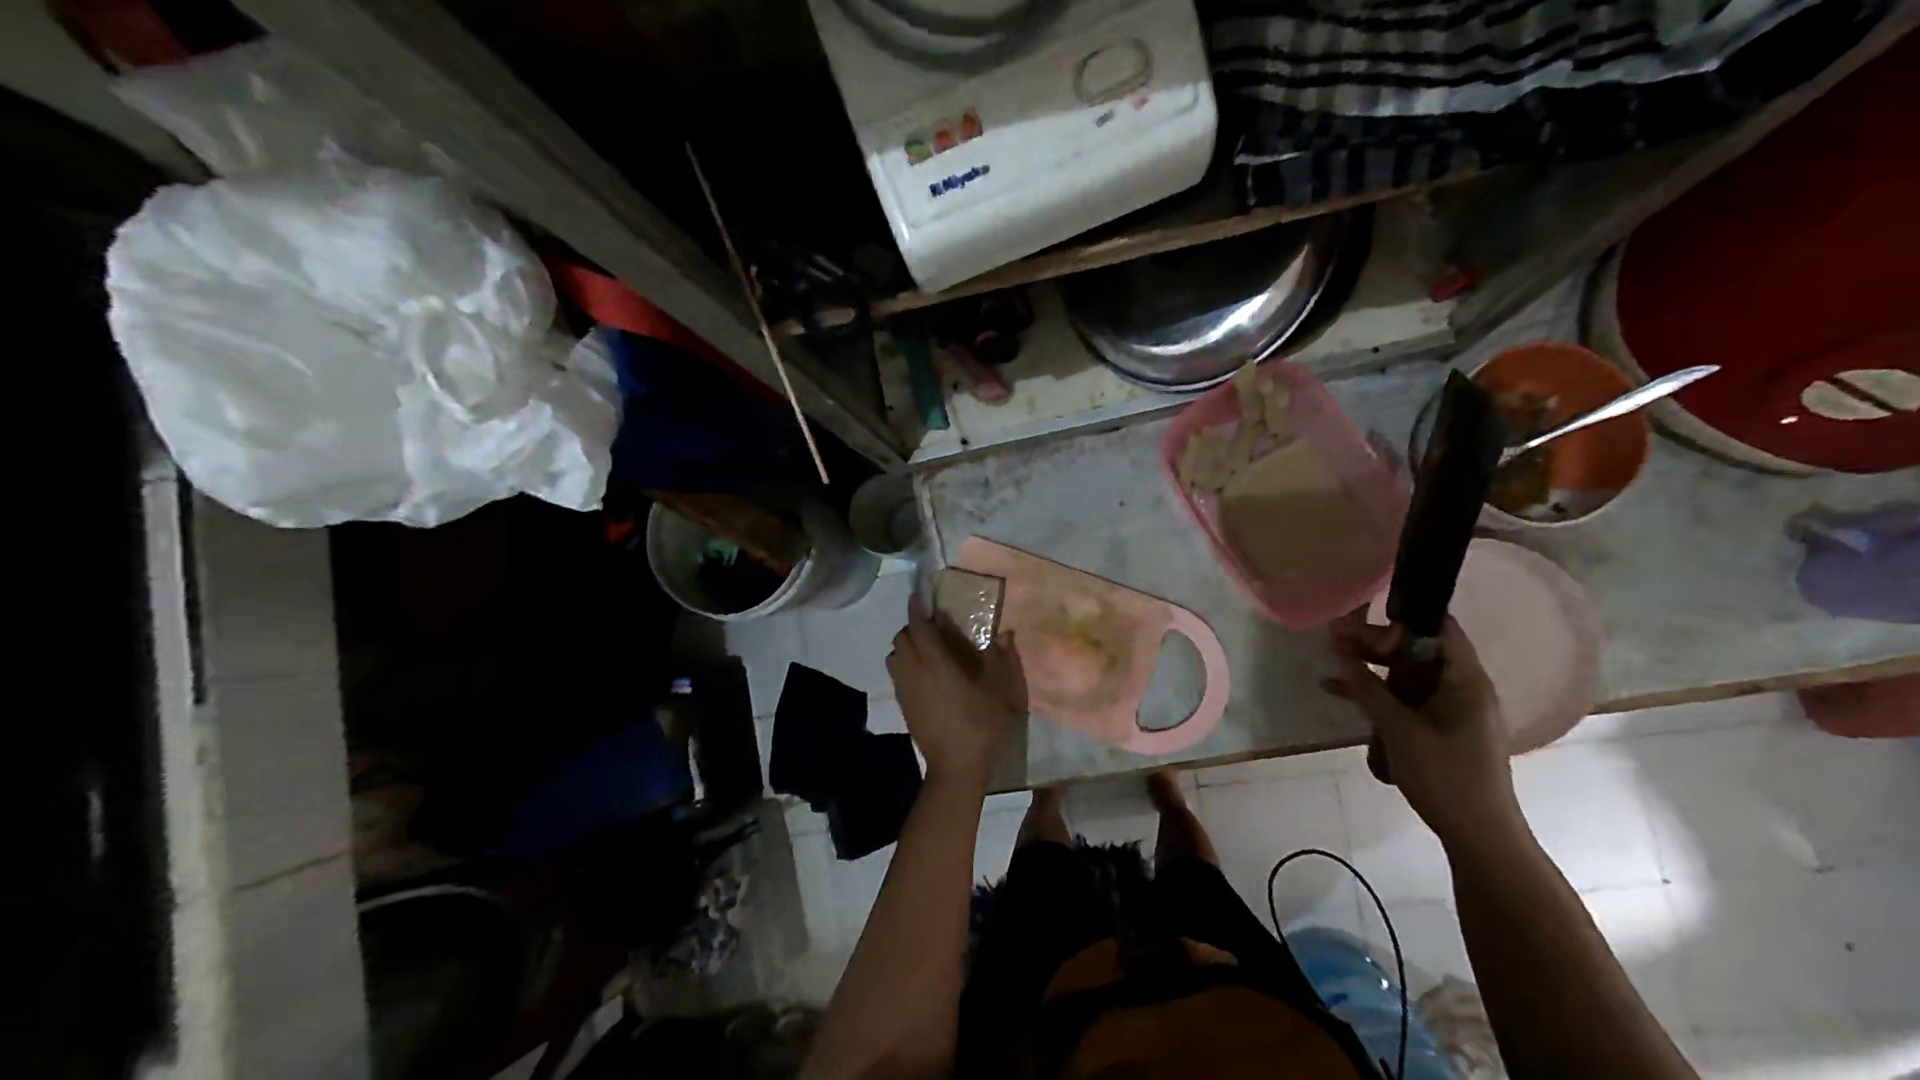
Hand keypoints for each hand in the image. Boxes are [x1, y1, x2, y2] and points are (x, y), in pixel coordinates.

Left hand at [887, 595, 1027, 786]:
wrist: (956, 766)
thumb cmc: (980, 724)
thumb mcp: (1001, 691)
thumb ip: (1002, 659)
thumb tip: (1004, 634)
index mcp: (935, 663)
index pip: (918, 627)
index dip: (916, 610)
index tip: (919, 597)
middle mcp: (914, 672)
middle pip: (901, 639)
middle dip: (912, 627)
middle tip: (930, 626)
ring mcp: (905, 690)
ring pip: (894, 657)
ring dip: (905, 646)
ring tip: (925, 649)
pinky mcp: (903, 706)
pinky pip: (897, 675)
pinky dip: (904, 665)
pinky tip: (924, 674)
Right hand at [1322, 609, 1523, 846]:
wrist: (1479, 834)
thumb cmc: (1445, 776)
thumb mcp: (1399, 729)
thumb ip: (1368, 689)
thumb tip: (1339, 654)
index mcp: (1466, 680)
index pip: (1440, 628)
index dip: (1402, 618)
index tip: (1362, 617)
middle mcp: (1463, 687)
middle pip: (1418, 649)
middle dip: (1375, 642)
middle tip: (1335, 636)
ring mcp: (1453, 708)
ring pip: (1408, 673)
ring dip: (1371, 666)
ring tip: (1331, 656)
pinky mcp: (1441, 727)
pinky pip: (1407, 698)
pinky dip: (1378, 692)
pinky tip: (1339, 691)